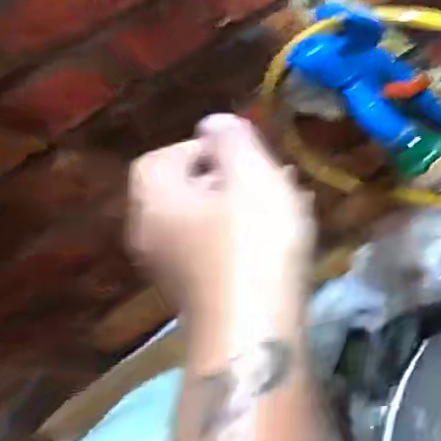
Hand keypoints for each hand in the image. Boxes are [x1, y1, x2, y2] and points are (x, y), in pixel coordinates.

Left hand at [127, 114, 314, 316]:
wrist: (255, 321)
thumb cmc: (256, 241)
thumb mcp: (255, 180)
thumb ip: (235, 144)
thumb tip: (215, 120)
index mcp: (157, 201)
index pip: (161, 158)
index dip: (206, 147)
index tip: (252, 154)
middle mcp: (151, 231)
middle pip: (183, 188)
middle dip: (231, 176)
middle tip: (277, 178)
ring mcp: (171, 263)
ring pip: (203, 217)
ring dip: (242, 204)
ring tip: (289, 205)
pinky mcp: (198, 285)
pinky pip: (215, 244)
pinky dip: (244, 232)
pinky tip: (281, 239)